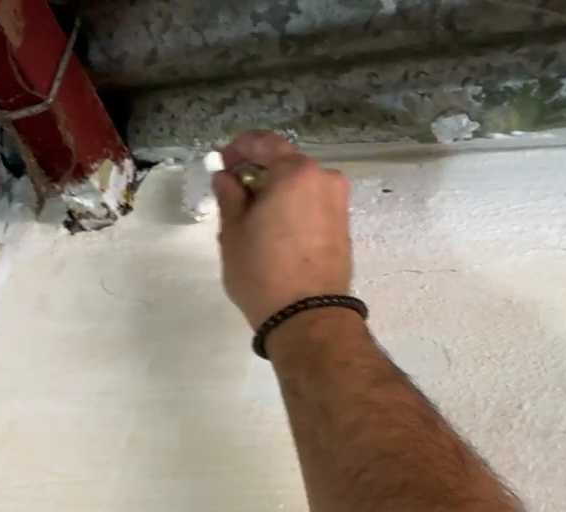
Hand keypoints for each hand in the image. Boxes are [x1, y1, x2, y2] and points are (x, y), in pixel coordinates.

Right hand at [213, 131, 353, 327]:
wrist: (306, 315)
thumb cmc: (261, 273)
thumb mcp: (234, 235)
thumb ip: (230, 199)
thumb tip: (226, 178)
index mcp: (294, 173)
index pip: (265, 143)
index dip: (240, 148)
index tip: (222, 161)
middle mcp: (323, 178)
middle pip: (285, 166)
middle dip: (258, 176)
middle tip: (233, 198)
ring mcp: (337, 201)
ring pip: (299, 188)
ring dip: (276, 195)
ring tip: (253, 223)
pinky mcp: (342, 224)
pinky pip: (311, 206)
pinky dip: (291, 211)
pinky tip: (275, 235)